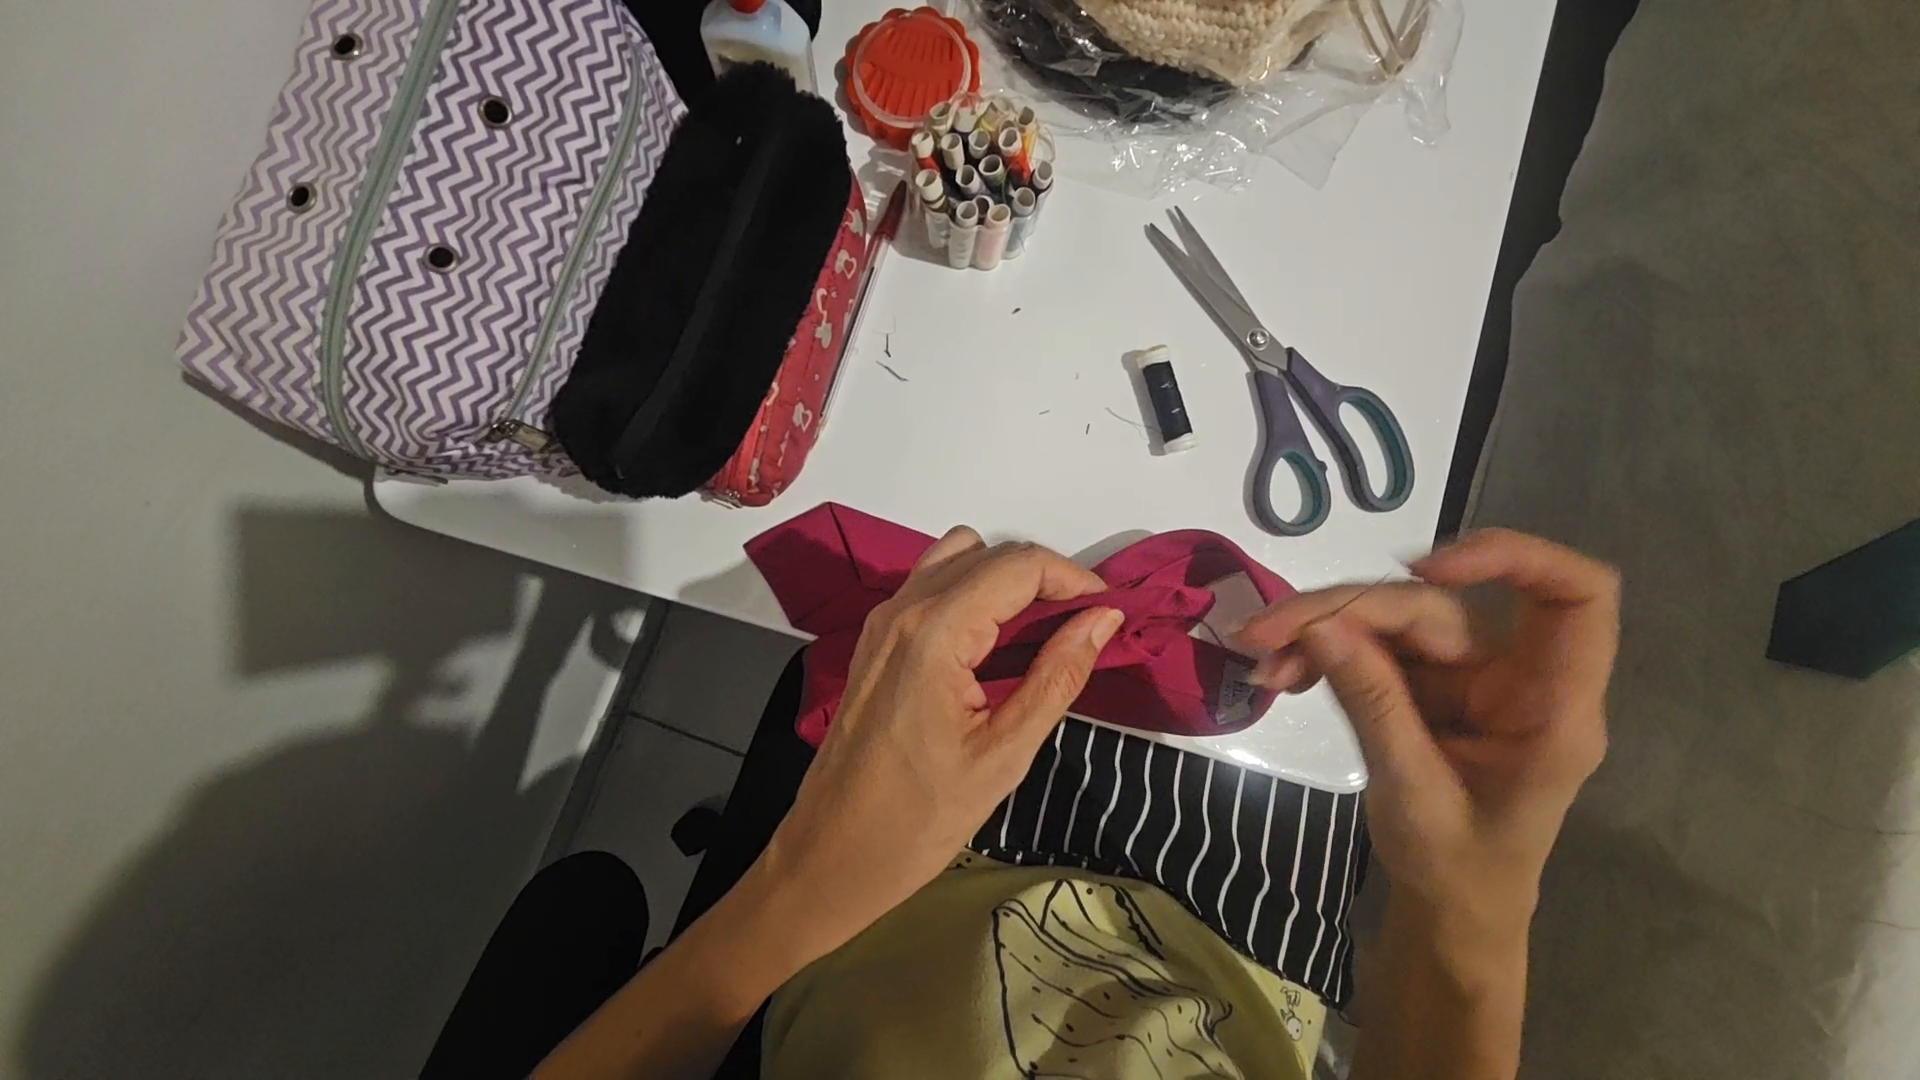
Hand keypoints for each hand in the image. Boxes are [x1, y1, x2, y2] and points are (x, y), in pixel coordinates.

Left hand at [757, 528, 1124, 956]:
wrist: (833, 853)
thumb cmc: (920, 817)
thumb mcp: (1005, 753)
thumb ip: (1057, 675)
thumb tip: (1104, 619)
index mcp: (935, 632)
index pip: (1018, 566)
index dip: (1072, 577)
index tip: (1109, 608)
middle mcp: (904, 607)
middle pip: (990, 553)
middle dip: (1045, 577)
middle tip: (1084, 623)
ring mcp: (883, 618)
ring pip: (957, 557)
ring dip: (1005, 577)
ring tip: (1040, 628)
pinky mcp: (876, 637)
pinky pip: (932, 583)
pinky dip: (973, 590)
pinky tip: (993, 640)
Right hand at [1237, 529, 1618, 930]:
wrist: (1449, 907)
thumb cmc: (1457, 866)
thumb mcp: (1413, 791)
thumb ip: (1373, 704)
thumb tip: (1318, 626)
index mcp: (1551, 705)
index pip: (1574, 598)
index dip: (1510, 560)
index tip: (1424, 570)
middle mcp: (1511, 675)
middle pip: (1434, 608)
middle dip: (1346, 611)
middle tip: (1263, 633)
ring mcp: (1463, 675)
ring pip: (1389, 622)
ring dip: (1317, 633)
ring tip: (1262, 663)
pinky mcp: (1423, 682)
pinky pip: (1368, 647)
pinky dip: (1320, 654)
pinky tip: (1282, 675)